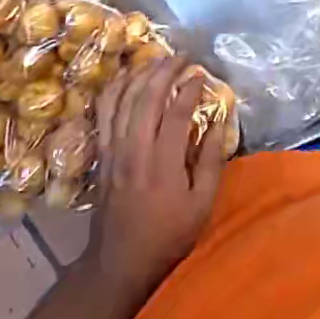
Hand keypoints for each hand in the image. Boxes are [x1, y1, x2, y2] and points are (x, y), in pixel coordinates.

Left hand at [86, 57, 226, 295]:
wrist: (119, 262)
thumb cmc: (168, 236)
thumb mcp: (201, 205)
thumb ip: (210, 161)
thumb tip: (218, 121)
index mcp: (162, 165)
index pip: (175, 114)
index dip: (189, 89)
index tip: (201, 74)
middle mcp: (134, 150)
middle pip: (146, 97)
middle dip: (165, 71)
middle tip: (182, 56)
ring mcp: (113, 149)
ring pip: (123, 99)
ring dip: (141, 74)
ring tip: (158, 60)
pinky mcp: (102, 152)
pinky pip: (105, 111)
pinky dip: (115, 88)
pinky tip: (127, 77)